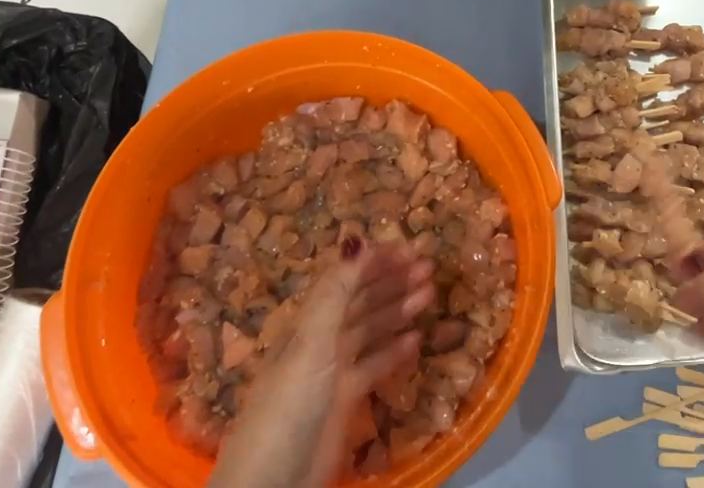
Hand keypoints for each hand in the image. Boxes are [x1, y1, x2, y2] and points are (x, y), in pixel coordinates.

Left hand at [208, 238, 434, 487]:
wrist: (273, 482)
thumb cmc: (290, 405)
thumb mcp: (311, 343)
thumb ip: (335, 293)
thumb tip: (356, 239)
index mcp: (308, 321)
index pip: (345, 278)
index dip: (375, 260)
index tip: (410, 247)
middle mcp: (321, 339)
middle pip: (360, 300)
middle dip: (392, 280)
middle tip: (429, 266)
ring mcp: (333, 371)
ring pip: (370, 329)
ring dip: (398, 309)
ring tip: (430, 293)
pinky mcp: (344, 401)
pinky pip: (374, 365)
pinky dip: (394, 350)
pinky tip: (416, 340)